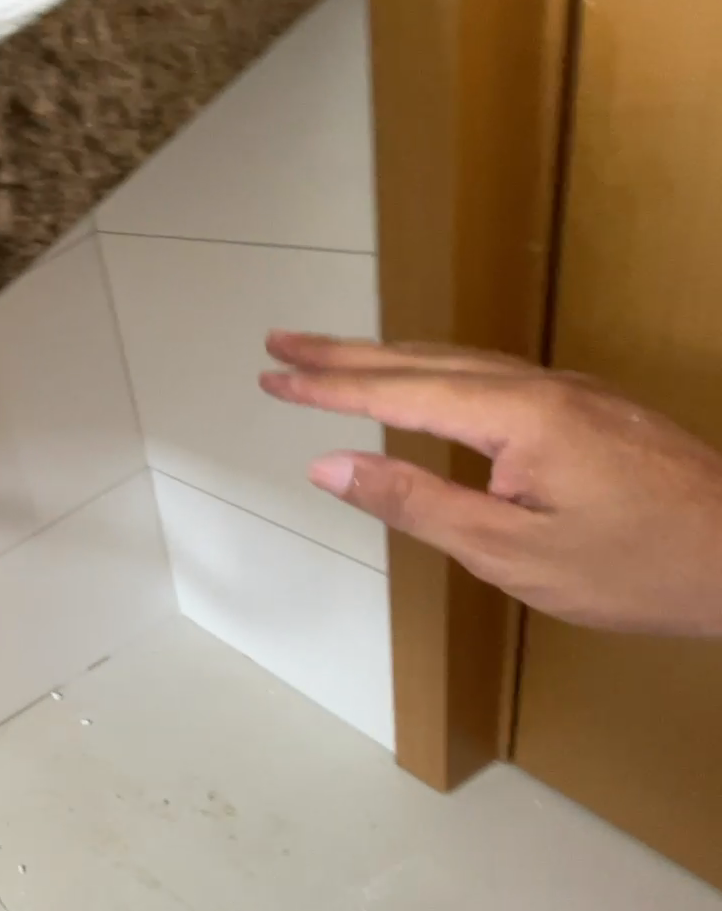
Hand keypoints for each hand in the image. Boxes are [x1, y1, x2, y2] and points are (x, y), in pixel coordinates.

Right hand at [260, 332, 721, 636]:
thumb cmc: (639, 568)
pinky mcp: (585, 411)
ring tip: (326, 355)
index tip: (271, 378)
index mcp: (521, 418)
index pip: (397, 392)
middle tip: (280, 342)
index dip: (327, 387)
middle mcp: (543, 390)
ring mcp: (571, 395)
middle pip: (421, 360)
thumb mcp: (508, 550)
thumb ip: (412, 501)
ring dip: (381, 356)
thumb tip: (327, 465)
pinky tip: (410, 377)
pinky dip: (425, 368)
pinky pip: (483, 374)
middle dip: (342, 352)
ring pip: (454, 361)